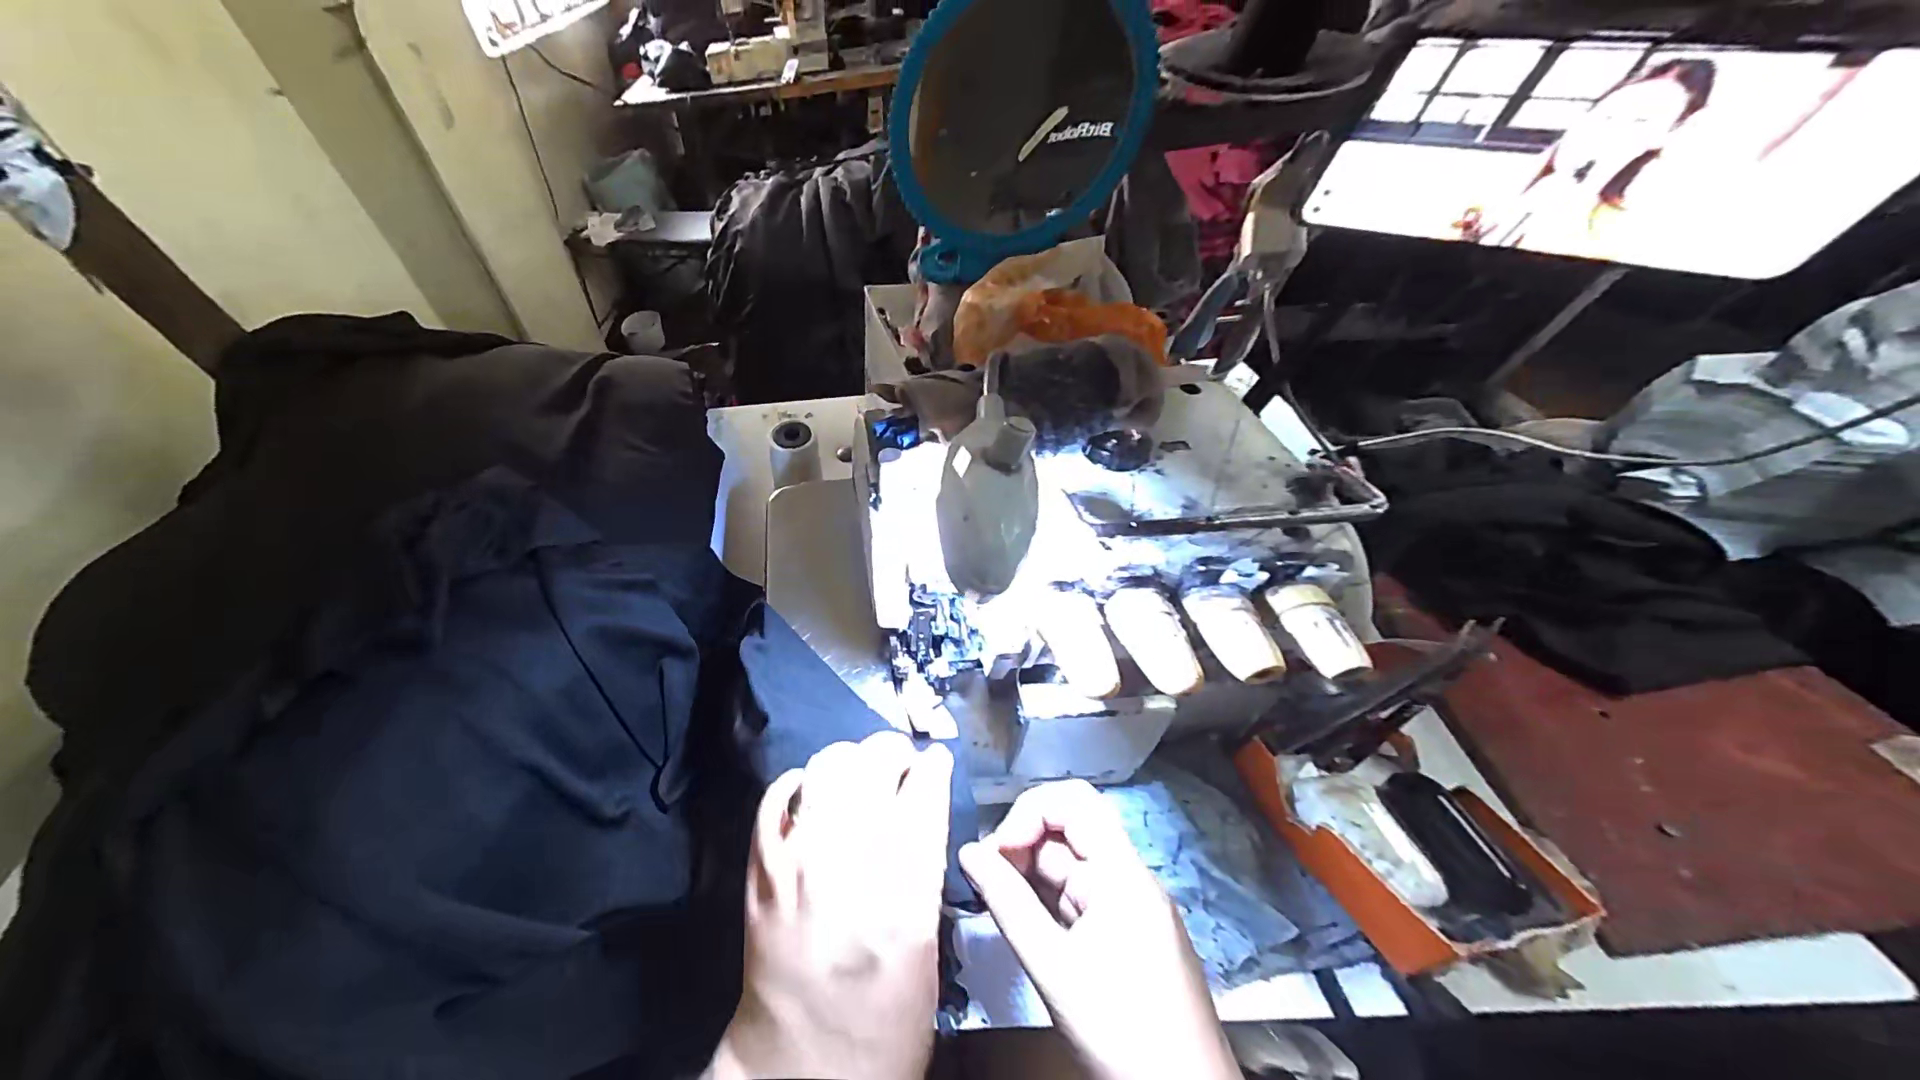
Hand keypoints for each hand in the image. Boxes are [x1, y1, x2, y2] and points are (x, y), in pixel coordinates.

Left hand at [706, 731, 953, 1079]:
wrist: (799, 1068)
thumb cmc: (883, 1022)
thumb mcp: (928, 945)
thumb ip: (924, 869)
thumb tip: (921, 810)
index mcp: (904, 885)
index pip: (923, 790)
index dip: (933, 766)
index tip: (935, 761)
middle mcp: (850, 857)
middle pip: (874, 762)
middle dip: (894, 753)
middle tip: (900, 765)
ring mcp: (798, 857)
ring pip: (827, 766)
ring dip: (850, 762)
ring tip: (859, 777)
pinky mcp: (760, 866)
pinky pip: (776, 795)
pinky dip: (798, 783)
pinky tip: (812, 794)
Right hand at [958, 780, 1239, 1079]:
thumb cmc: (1122, 1030)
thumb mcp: (1053, 966)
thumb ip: (1007, 903)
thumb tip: (968, 852)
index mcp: (1122, 873)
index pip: (1074, 803)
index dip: (1028, 814)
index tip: (995, 852)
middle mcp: (1128, 879)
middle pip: (1069, 833)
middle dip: (1021, 845)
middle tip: (983, 879)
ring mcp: (1127, 907)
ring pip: (1069, 867)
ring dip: (1028, 875)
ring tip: (992, 899)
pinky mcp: (1123, 933)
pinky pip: (1077, 898)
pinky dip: (1045, 901)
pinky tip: (1020, 918)